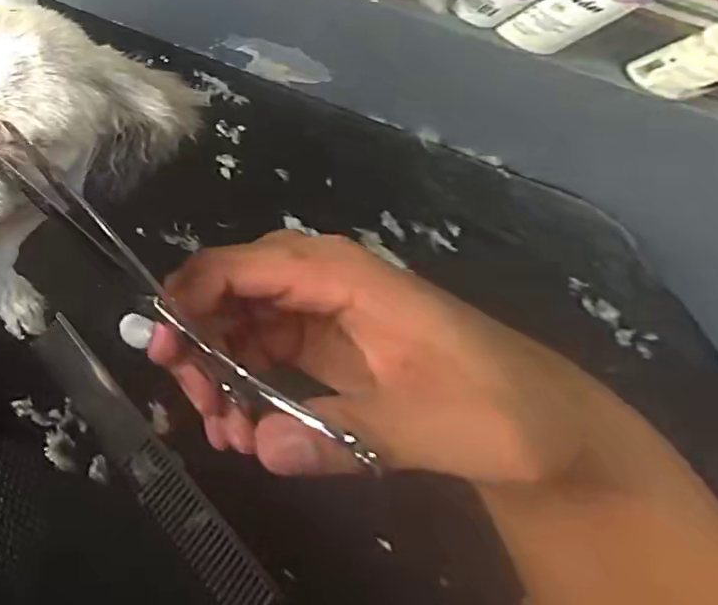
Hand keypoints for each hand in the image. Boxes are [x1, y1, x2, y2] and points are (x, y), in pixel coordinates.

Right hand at [150, 231, 635, 486]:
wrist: (554, 428)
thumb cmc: (504, 411)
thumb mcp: (433, 428)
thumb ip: (346, 437)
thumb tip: (261, 449)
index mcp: (337, 271)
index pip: (237, 268)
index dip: (189, 299)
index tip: (163, 349)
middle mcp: (311, 274)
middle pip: (222, 288)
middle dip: (195, 340)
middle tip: (194, 401)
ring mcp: (308, 304)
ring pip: (228, 318)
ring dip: (212, 368)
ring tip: (222, 429)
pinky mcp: (309, 335)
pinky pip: (250, 344)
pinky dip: (235, 381)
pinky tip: (241, 426)